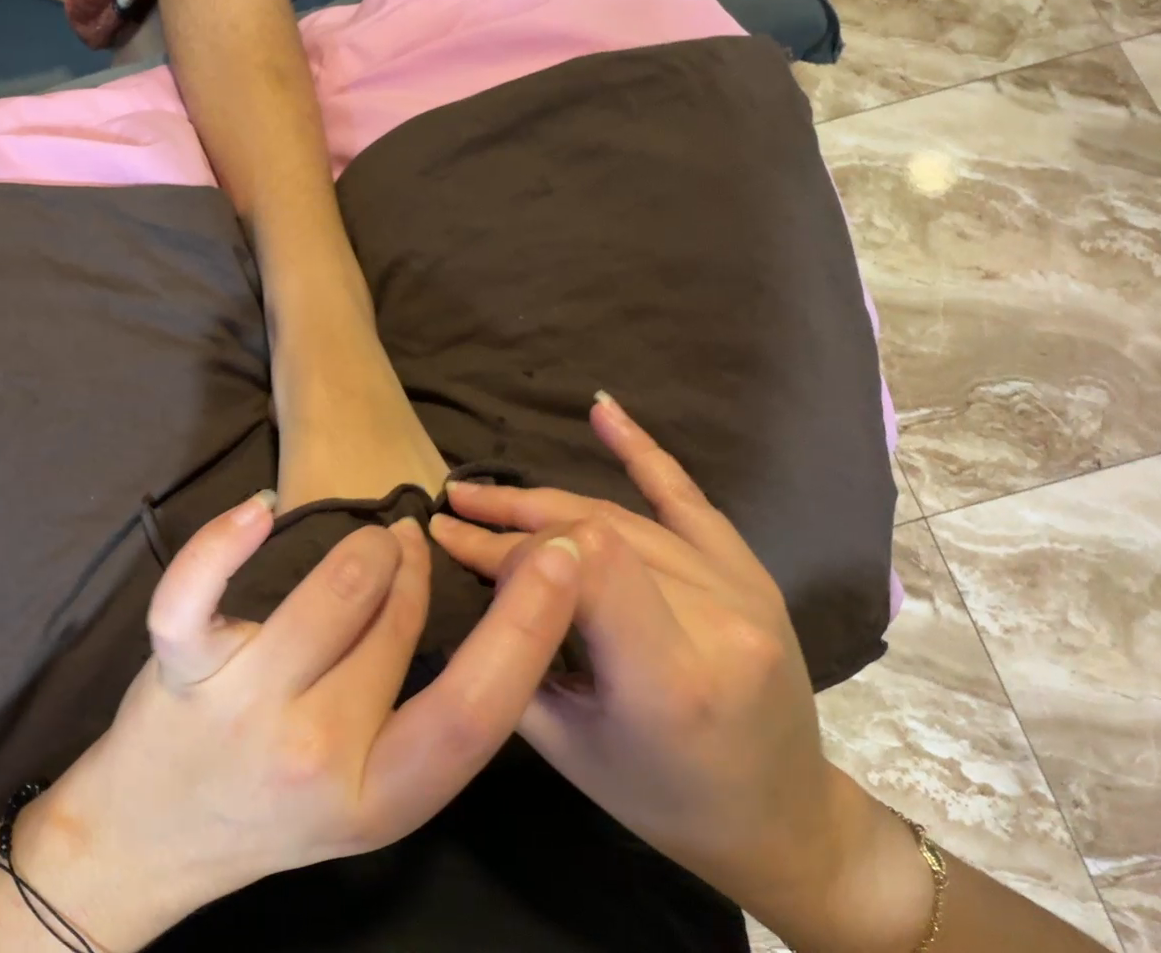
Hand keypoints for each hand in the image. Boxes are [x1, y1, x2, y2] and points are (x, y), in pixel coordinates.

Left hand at [18, 492, 576, 950]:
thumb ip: (417, 720)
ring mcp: (242, 708)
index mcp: (381, 794)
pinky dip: (225, 540)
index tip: (559, 557)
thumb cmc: (272, 812)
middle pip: (395, 627)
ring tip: (369, 539)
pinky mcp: (181, 668)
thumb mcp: (369, 794)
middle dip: (414, 568)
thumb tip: (459, 605)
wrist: (154, 838)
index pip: (475, 707)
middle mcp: (315, 754)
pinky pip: (197, 590)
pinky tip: (261, 509)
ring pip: (330, 593)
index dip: (528, 626)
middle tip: (410, 539)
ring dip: (364, 549)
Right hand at [428, 394, 935, 951]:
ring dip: (543, 500)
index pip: (577, 567)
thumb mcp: (563, 744)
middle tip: (451, 506)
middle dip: (511, 517)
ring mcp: (742, 589)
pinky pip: (690, 500)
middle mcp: (715, 620)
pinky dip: (642, 451)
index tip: (454, 545)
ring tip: (481, 493)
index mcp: (668, 677)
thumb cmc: (658, 798)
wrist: (776, 817)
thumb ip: (516, 656)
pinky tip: (602, 411)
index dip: (507, 546)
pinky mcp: (749, 575)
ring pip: (621, 517)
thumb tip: (468, 582)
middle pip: (595, 534)